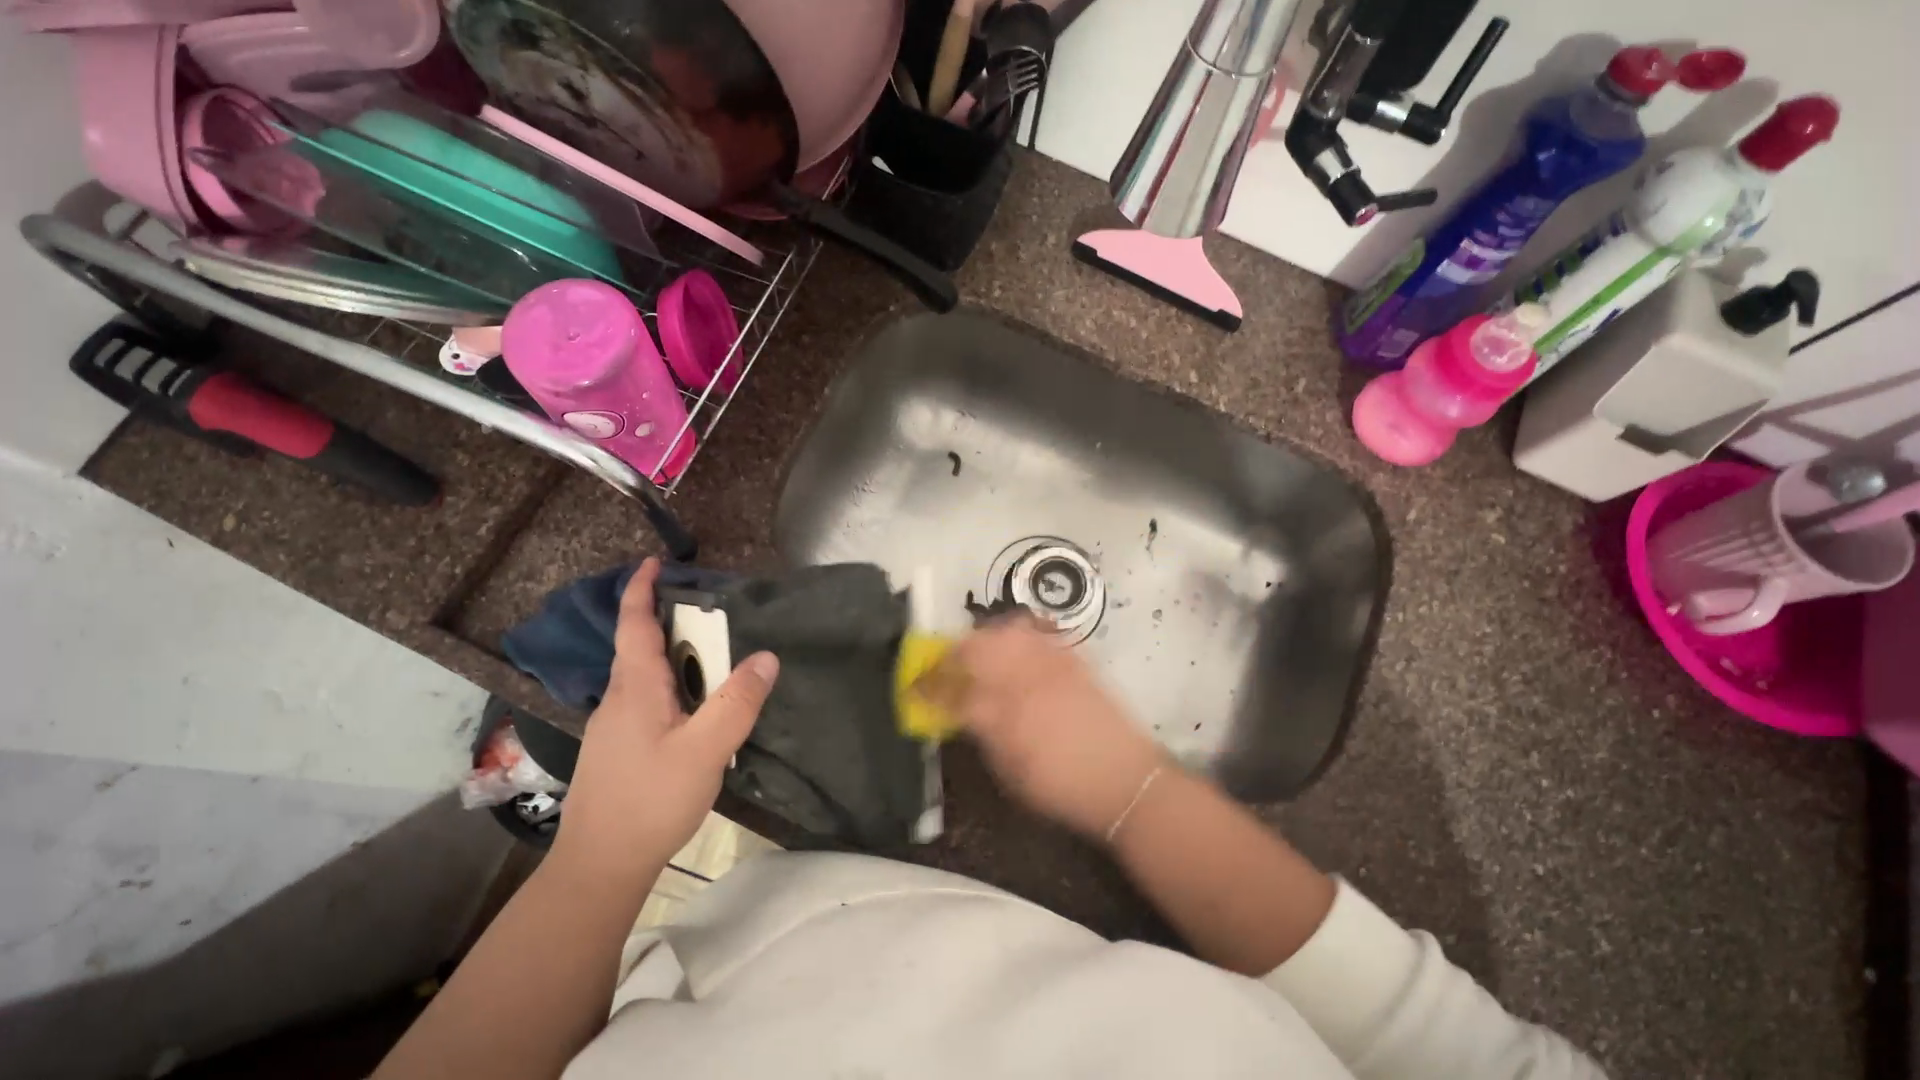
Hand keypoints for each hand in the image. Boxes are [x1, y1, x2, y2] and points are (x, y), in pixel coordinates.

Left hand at [550, 558, 778, 886]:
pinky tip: (696, 714)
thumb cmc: (650, 800)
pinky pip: (646, 703)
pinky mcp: (618, 752)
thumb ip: (736, 702)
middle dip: (671, 623)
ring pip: (645, 678)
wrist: (599, 864)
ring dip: (675, 659)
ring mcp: (613, 728)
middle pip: (641, 647)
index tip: (654, 561)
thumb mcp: (705, 750)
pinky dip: (672, 690)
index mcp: (636, 688)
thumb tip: (766, 656)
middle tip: (716, 615)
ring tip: (716, 661)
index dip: (641, 589)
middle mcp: (618, 699)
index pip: (633, 624)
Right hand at [941, 618, 1166, 840]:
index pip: (952, 692)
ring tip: (979, 651)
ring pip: (1008, 632)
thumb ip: (982, 739)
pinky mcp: (1076, 660)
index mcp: (1002, 718)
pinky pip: (1042, 633)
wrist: (1126, 781)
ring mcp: (1052, 666)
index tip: (915, 688)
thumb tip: (962, 716)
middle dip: (953, 653)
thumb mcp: (1010, 776)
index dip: (928, 688)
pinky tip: (1017, 645)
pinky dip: (1022, 633)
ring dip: (985, 638)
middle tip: (945, 665)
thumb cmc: (1062, 791)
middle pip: (977, 648)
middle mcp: (1024, 683)